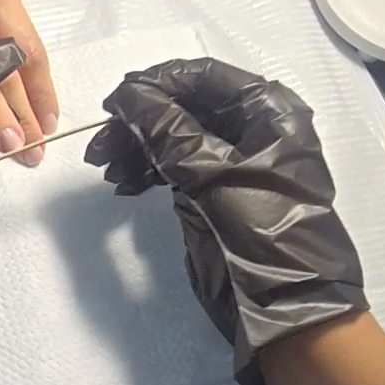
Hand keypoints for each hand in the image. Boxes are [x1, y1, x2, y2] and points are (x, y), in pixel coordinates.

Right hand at [84, 58, 366, 384]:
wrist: (284, 307)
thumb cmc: (259, 232)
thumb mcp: (211, 173)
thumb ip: (167, 129)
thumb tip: (128, 95)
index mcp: (266, 111)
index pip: (202, 77)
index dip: (154, 84)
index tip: (111, 105)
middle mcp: (251, 129)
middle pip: (183, 107)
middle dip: (139, 123)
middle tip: (99, 149)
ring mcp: (231, 162)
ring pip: (173, 138)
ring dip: (137, 150)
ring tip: (108, 172)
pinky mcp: (213, 192)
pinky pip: (173, 167)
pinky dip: (147, 172)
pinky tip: (125, 186)